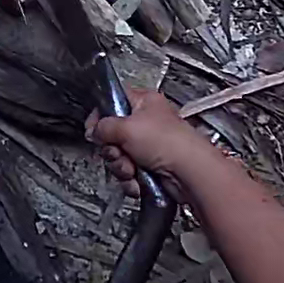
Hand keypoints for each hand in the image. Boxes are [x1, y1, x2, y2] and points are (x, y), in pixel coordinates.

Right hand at [91, 88, 218, 194]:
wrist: (190, 174)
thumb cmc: (169, 142)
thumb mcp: (126, 127)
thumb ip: (103, 126)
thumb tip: (94, 130)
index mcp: (145, 102)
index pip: (114, 102)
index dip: (100, 116)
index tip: (93, 129)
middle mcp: (148, 123)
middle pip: (114, 134)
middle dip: (112, 149)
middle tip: (117, 152)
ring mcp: (150, 146)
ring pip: (120, 156)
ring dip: (120, 166)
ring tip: (130, 169)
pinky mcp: (152, 168)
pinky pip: (130, 172)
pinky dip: (130, 179)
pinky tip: (137, 181)